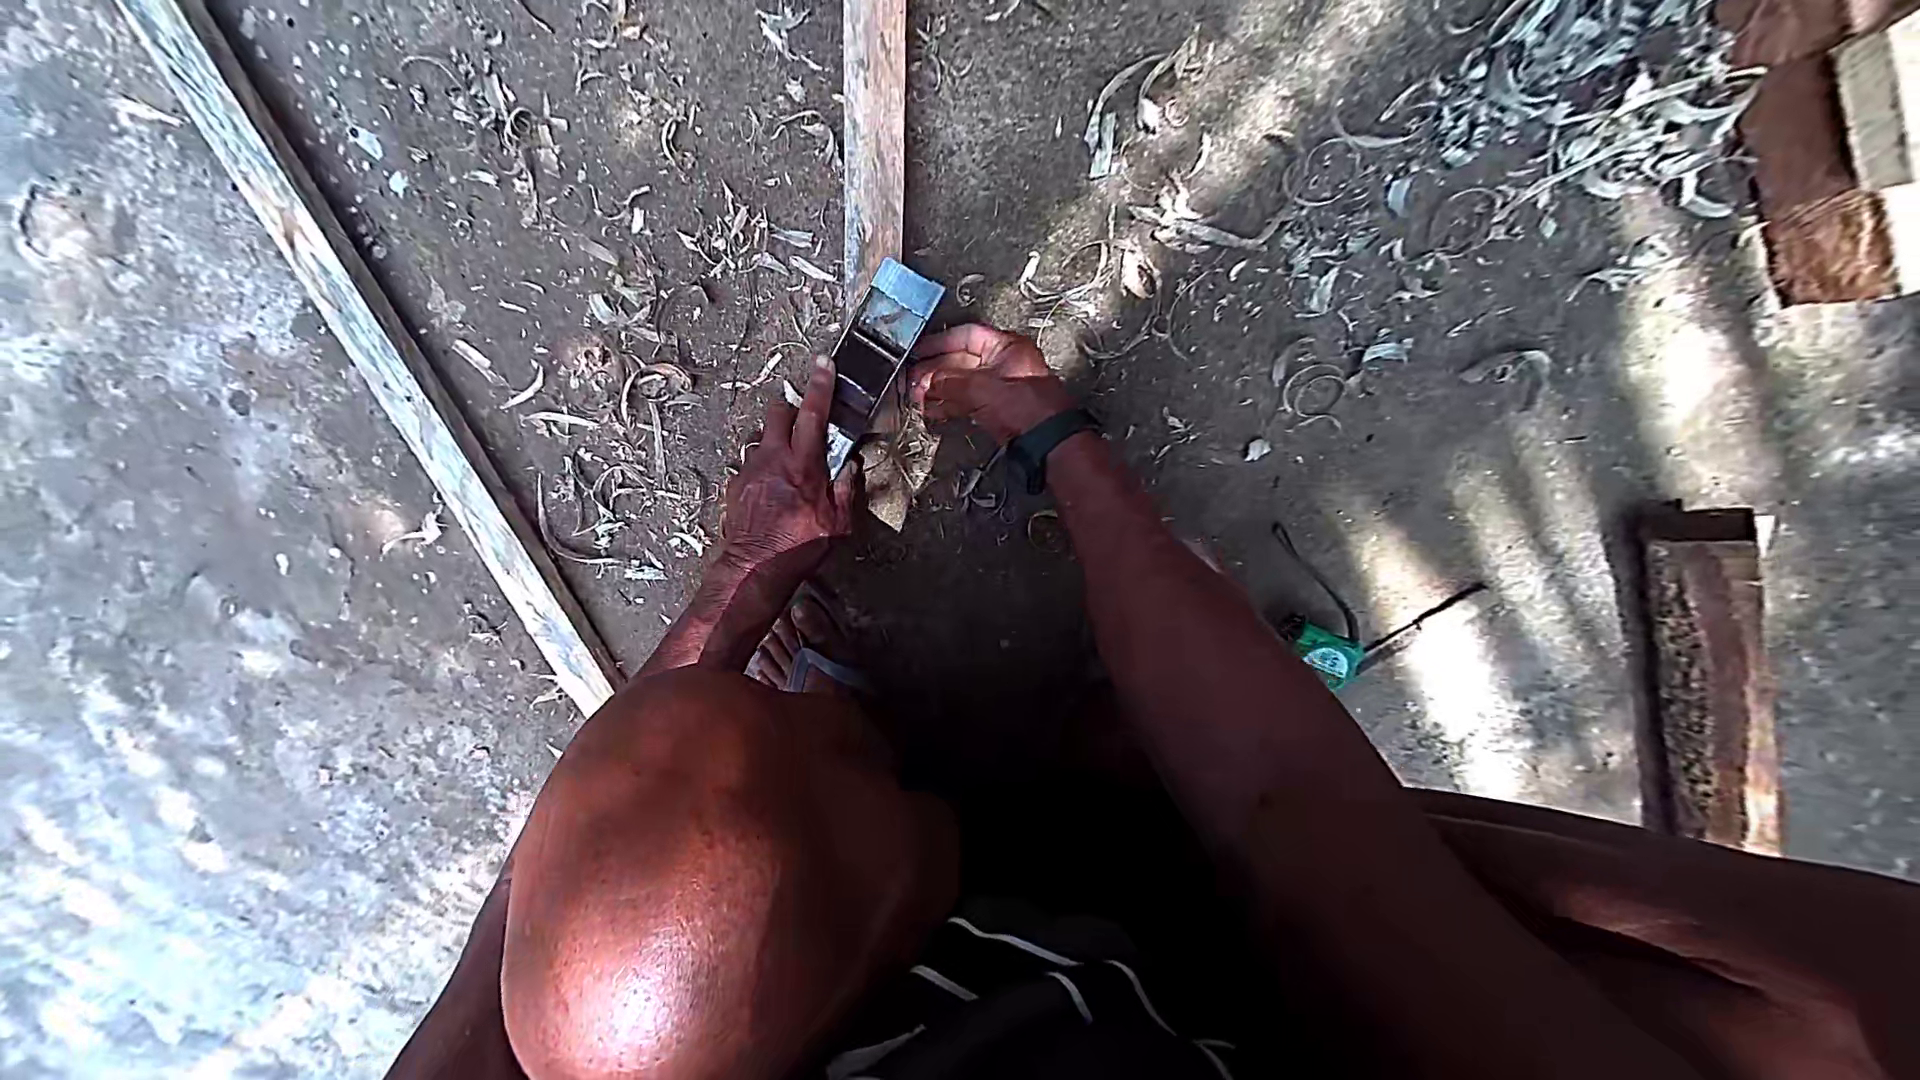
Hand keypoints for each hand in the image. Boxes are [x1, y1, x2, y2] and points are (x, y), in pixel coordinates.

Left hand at [719, 356, 858, 577]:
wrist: (754, 567)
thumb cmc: (796, 548)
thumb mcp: (837, 524)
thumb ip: (845, 491)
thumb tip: (849, 471)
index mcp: (803, 466)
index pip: (812, 414)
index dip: (820, 386)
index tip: (824, 366)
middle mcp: (773, 460)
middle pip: (777, 413)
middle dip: (791, 408)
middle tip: (803, 417)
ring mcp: (750, 470)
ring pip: (762, 437)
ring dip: (776, 441)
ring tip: (788, 462)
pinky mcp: (735, 484)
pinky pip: (750, 463)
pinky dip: (763, 466)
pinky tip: (771, 486)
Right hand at [909, 324, 1078, 442]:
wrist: (1046, 441)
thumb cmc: (1029, 409)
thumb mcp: (982, 387)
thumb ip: (952, 381)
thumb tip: (930, 381)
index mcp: (1007, 348)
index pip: (967, 336)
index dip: (941, 342)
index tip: (921, 351)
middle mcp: (1004, 365)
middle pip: (962, 361)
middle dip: (936, 372)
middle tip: (915, 379)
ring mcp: (1001, 389)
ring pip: (962, 385)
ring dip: (939, 391)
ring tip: (919, 397)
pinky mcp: (998, 411)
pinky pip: (967, 404)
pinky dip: (950, 406)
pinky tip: (934, 410)